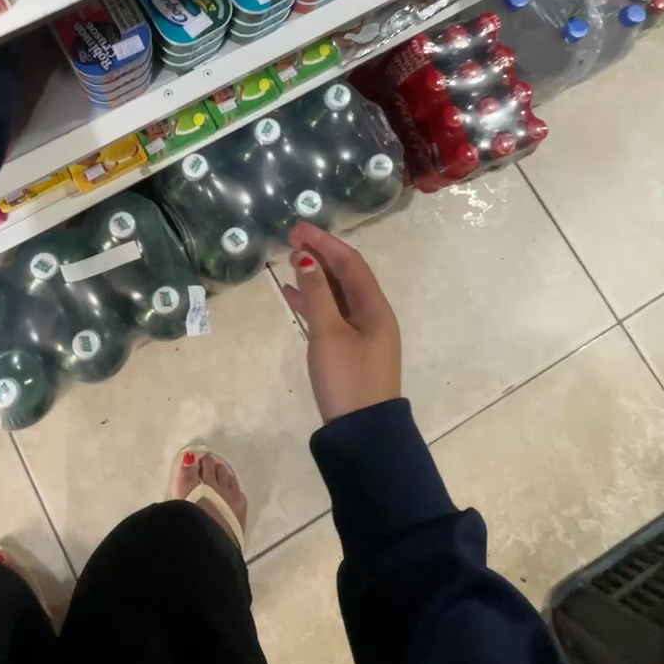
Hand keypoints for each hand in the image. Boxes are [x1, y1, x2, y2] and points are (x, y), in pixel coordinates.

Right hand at [280, 222, 401, 421]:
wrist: (363, 435)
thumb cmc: (347, 379)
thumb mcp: (328, 333)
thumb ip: (316, 294)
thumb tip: (306, 258)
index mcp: (374, 306)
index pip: (350, 262)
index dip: (324, 242)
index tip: (297, 228)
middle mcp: (373, 315)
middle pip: (346, 275)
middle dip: (320, 255)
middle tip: (290, 242)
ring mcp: (363, 333)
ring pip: (338, 294)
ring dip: (315, 276)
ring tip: (289, 263)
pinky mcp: (352, 350)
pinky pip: (333, 314)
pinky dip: (314, 301)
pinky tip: (293, 296)